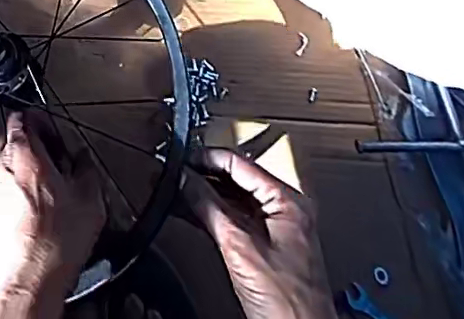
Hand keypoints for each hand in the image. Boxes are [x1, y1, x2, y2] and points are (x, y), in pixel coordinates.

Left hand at [0, 110, 106, 318]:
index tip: (52, 134)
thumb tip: (83, 161)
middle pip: (12, 140)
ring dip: (21, 176)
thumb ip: (86, 168)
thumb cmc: (50, 248)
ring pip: (3, 170)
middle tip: (52, 166)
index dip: (42, 121)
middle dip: (32, 149)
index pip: (24, 114)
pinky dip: (9, 202)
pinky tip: (28, 223)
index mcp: (23, 152)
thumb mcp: (89, 201)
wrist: (23, 288)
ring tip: (43, 199)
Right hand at [182, 148, 333, 318]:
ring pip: (232, 198)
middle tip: (176, 173)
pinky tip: (190, 212)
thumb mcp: (239, 248)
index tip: (181, 158)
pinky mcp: (265, 248)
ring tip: (177, 190)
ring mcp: (276, 229)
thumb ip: (209, 207)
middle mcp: (284, 210)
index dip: (206, 158)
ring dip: (205, 195)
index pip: (238, 163)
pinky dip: (212, 214)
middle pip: (235, 179)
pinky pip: (234, 219)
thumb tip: (185, 178)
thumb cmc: (287, 307)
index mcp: (287, 202)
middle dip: (204, 176)